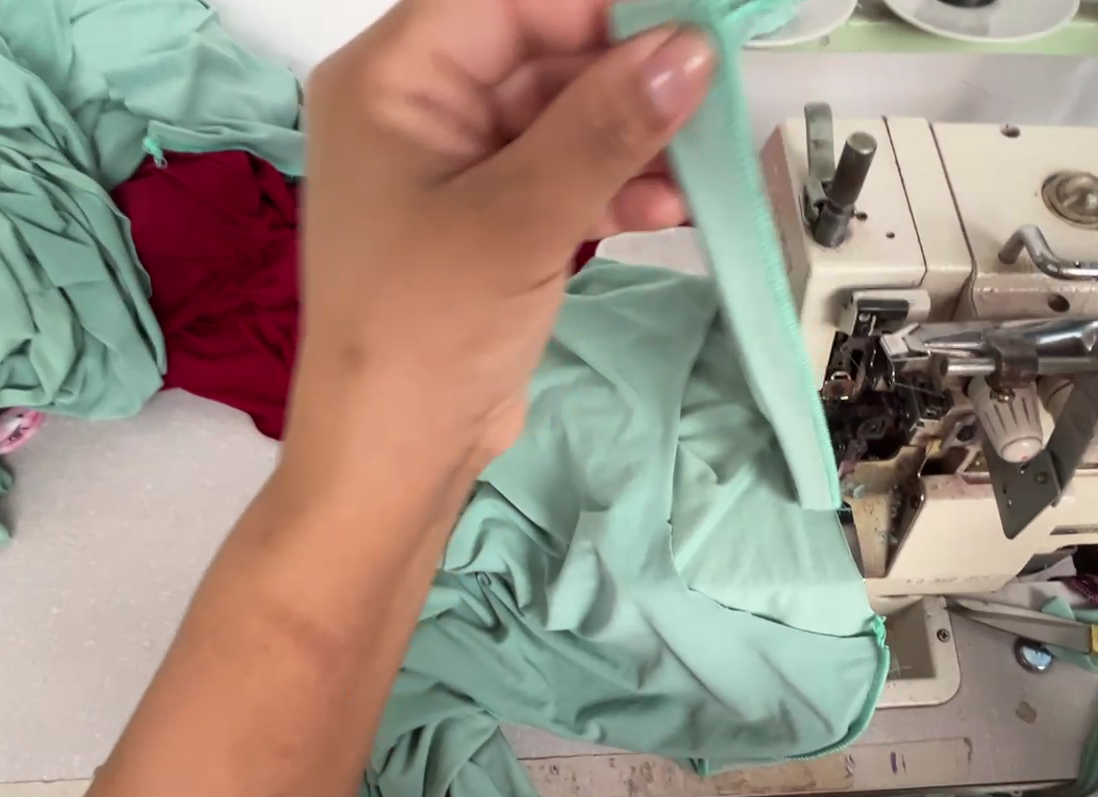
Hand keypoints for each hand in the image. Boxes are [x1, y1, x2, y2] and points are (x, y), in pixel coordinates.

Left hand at [284, 0, 714, 473]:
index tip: (684, 32)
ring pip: (558, 131)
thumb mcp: (520, 219)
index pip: (504, 1)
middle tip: (704, 100)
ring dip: (627, 146)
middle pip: (536, 61)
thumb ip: (602, 129)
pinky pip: (559, 189)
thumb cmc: (432, 326)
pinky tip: (665, 207)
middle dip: (622, 81)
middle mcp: (421, 117)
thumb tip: (689, 52)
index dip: (596, 8)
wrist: (400, 449)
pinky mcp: (492, 235)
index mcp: (393, 82)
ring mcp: (458, 181)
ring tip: (696, 165)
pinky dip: (610, 195)